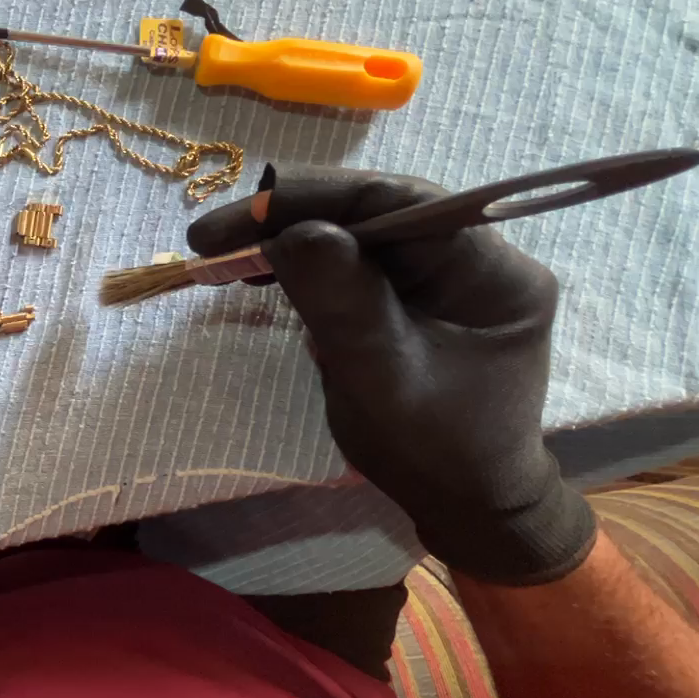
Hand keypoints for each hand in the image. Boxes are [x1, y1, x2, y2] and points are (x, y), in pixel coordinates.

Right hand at [188, 164, 595, 585]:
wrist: (460, 498)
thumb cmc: (430, 448)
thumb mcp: (379, 378)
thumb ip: (343, 302)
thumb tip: (291, 230)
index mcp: (489, 272)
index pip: (398, 202)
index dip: (313, 199)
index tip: (238, 219)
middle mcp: (471, 257)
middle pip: (372, 209)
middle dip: (287, 216)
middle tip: (209, 237)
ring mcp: (439, 274)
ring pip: (354, 232)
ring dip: (284, 236)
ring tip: (221, 254)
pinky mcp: (407, 294)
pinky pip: (349, 261)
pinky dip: (298, 263)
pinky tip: (259, 271)